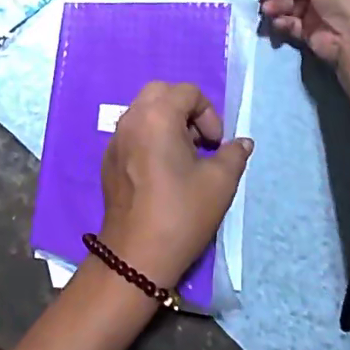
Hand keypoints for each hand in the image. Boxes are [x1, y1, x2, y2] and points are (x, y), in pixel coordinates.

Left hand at [98, 82, 250, 289]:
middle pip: (161, 93)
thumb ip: (234, 154)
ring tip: (184, 158)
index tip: (216, 145)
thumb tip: (241, 143)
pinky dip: (150, 139)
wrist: (135, 257)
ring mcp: (115, 141)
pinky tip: (163, 173)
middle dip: (185, 110)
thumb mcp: (220, 182)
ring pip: (144, 113)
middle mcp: (131, 120)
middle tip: (200, 142)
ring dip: (167, 123)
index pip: (188, 92)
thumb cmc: (181, 213)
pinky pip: (132, 134)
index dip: (209, 114)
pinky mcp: (108, 162)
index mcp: (156, 116)